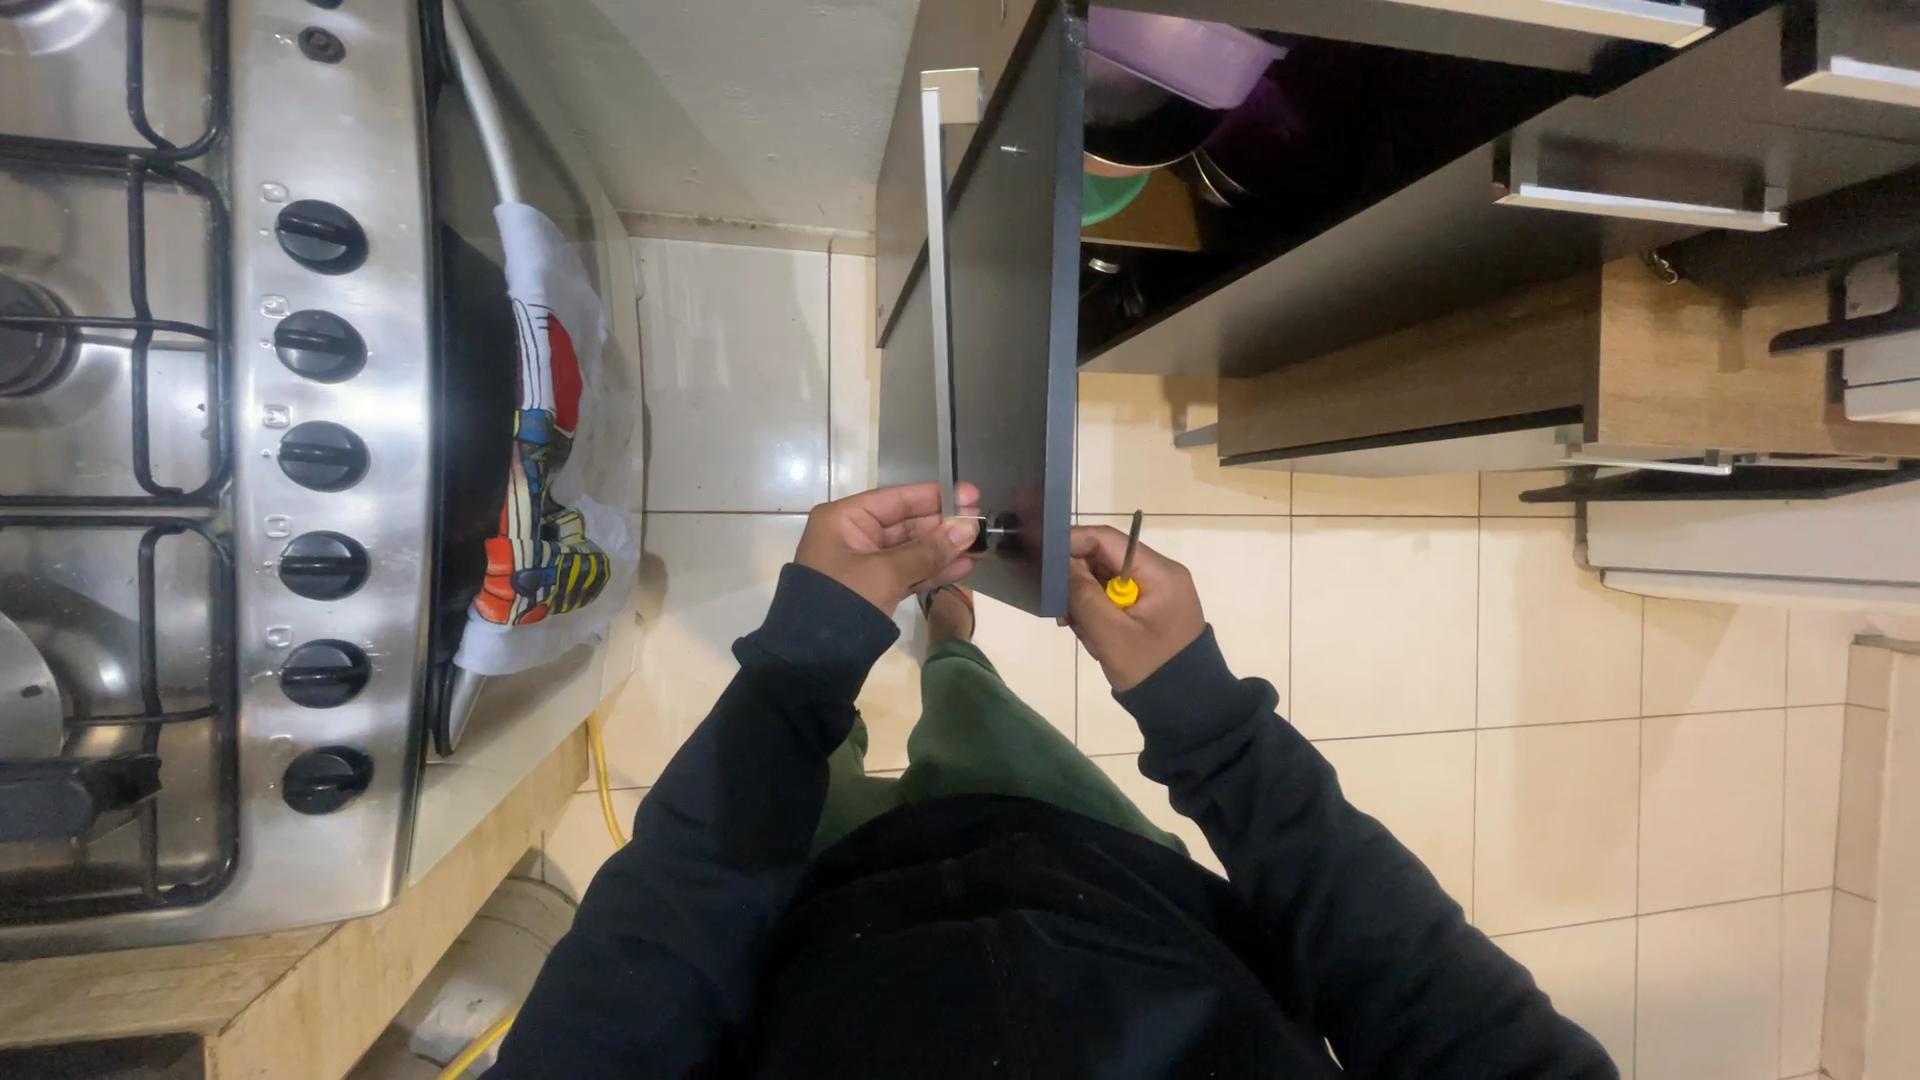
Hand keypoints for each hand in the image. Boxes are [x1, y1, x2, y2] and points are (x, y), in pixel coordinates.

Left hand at [795, 481, 980, 612]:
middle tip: (980, 523)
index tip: (970, 495)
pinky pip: (908, 572)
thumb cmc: (843, 601)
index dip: (935, 497)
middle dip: (943, 525)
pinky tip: (963, 567)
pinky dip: (933, 571)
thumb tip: (968, 529)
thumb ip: (929, 551)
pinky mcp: (875, 589)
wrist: (813, 660)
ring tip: (979, 547)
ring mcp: (864, 564)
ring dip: (943, 550)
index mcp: (844, 519)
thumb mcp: (886, 573)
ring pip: (911, 550)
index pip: (896, 499)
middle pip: (906, 523)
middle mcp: (853, 536)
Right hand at [1065, 524, 1205, 691]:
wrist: (1185, 707)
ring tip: (1077, 629)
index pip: (1107, 539)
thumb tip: (1062, 564)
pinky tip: (1090, 635)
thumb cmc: (1150, 669)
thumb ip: (1083, 594)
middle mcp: (1158, 574)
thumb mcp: (1111, 633)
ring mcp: (1154, 591)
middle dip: (1077, 580)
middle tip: (1058, 608)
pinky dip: (1096, 613)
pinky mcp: (1147, 608)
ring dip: (1085, 602)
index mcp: (1158, 573)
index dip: (1072, 542)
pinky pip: (1112, 598)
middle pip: (1104, 558)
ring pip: (1104, 579)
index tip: (1042, 557)